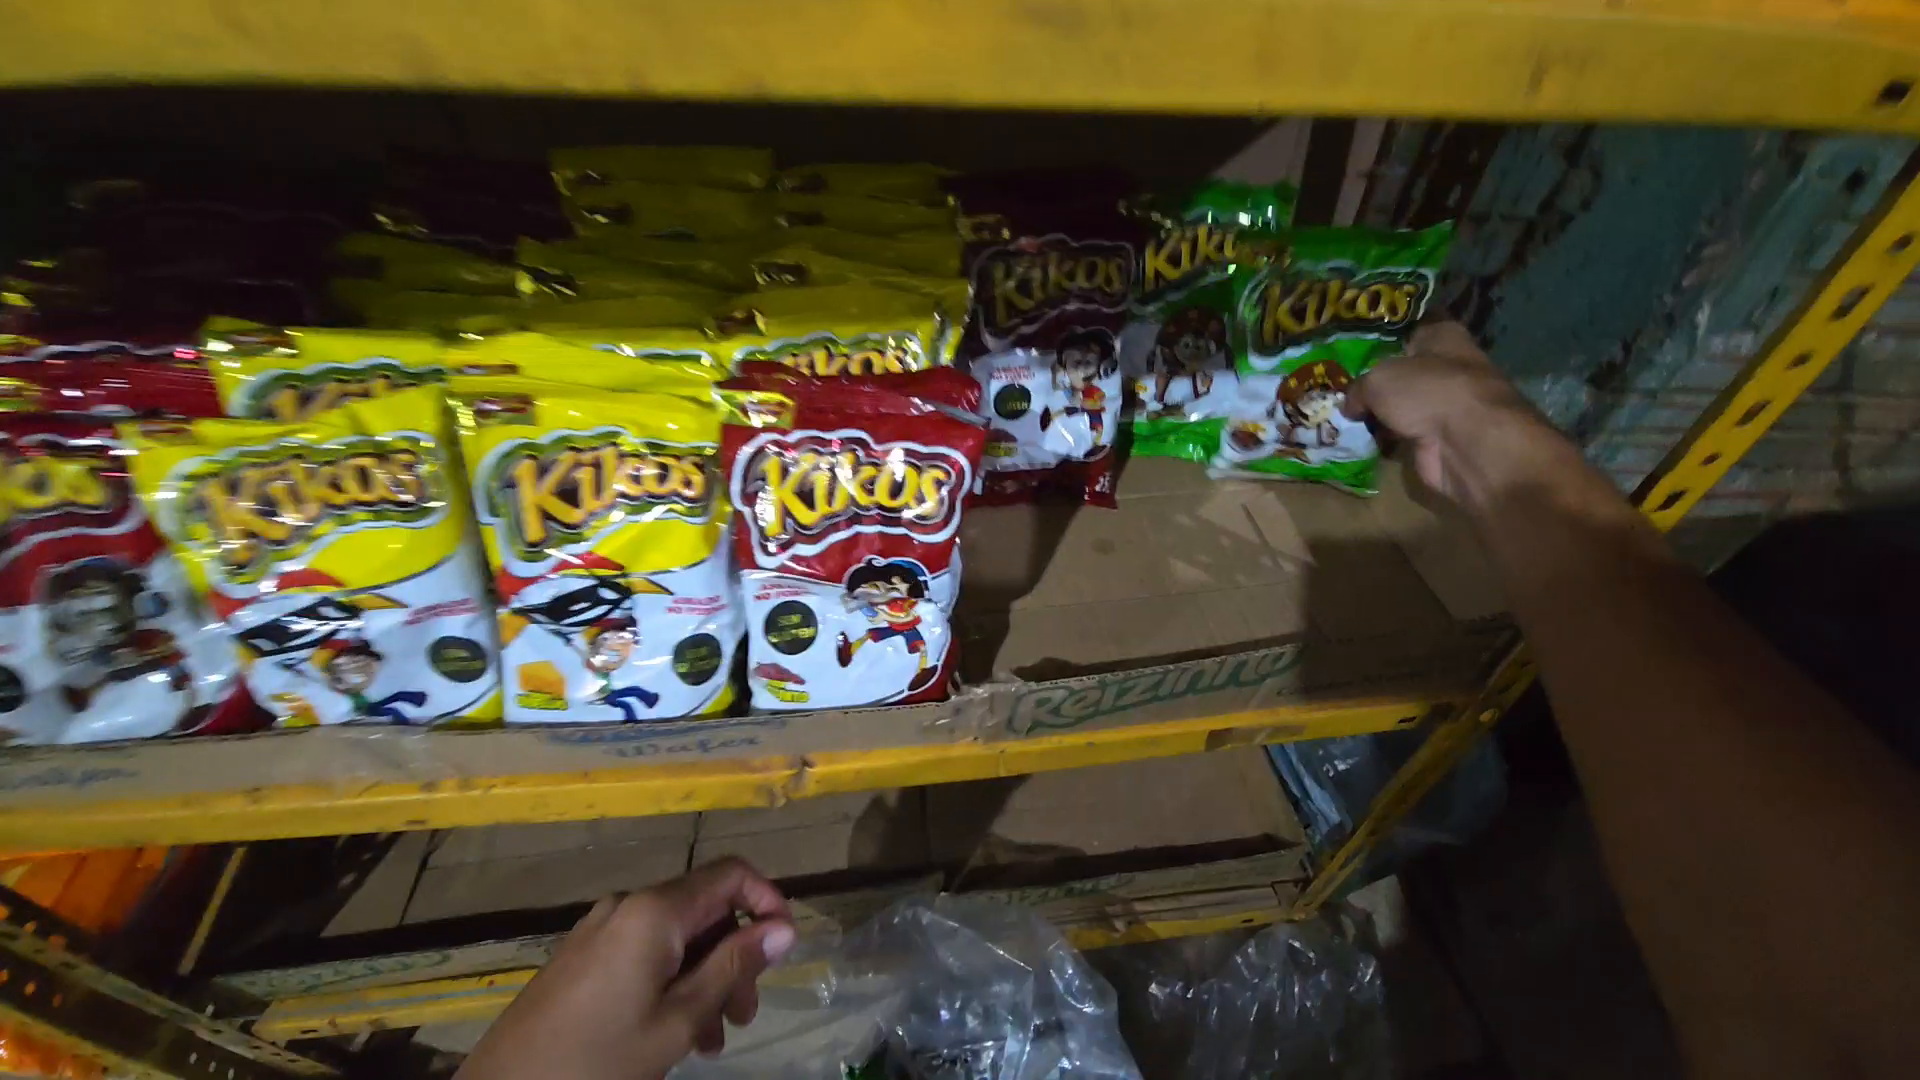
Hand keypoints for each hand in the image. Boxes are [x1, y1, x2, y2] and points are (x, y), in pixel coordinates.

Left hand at [455, 858, 794, 1079]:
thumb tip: (784, 928)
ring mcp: (599, 929)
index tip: (784, 947)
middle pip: (704, 909)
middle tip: (745, 1015)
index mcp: (654, 910)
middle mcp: (628, 905)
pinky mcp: (580, 957)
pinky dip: (671, 981)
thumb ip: (733, 966)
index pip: (731, 874)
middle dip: (735, 955)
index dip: (768, 900)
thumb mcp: (678, 1020)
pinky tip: (673, 1032)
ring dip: (705, 977)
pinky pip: (644, 952)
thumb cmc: (597, 1062)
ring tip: (713, 1039)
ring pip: (676, 937)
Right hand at [1345, 322, 1588, 510]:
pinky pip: (1402, 432)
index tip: (1354, 342)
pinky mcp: (1438, 436)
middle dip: (1374, 379)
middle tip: (1339, 384)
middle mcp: (1447, 366)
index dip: (1384, 333)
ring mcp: (1444, 404)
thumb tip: (1351, 407)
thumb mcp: (1377, 379)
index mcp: (1442, 336)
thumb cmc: (1426, 392)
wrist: (1465, 443)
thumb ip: (1357, 389)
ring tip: (1342, 413)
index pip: (1411, 326)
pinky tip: (1358, 438)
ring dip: (1377, 412)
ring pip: (1401, 403)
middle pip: (1403, 369)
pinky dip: (1384, 438)